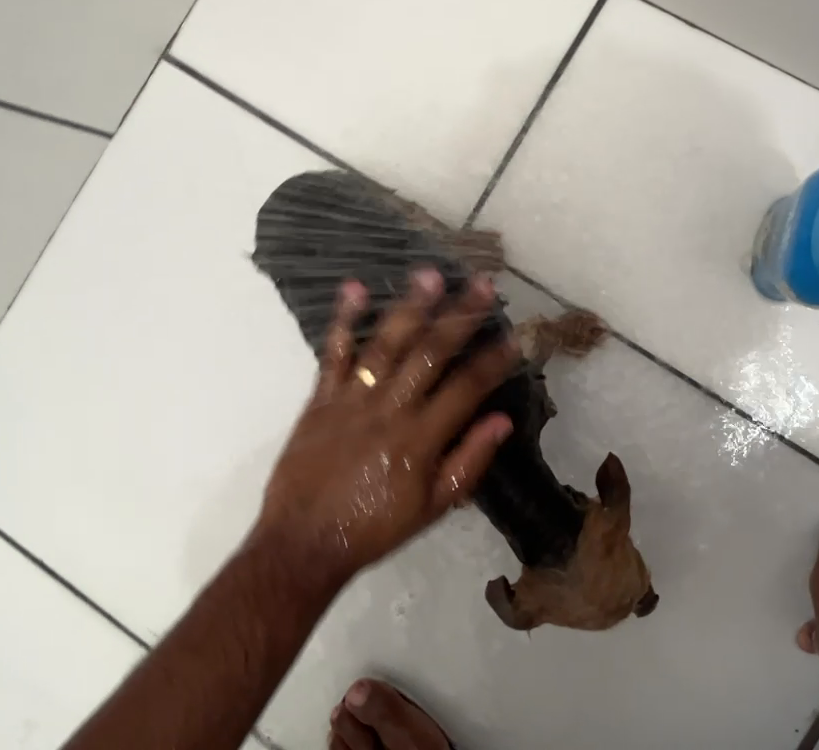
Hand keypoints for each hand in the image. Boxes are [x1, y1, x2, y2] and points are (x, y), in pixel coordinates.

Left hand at [254, 268, 518, 588]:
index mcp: (420, 439)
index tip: (515, 335)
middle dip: (460, 317)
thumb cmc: (375, 528)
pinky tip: (354, 287)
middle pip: (430, 354)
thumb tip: (503, 420)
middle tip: (483, 284)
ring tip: (429, 274)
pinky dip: (343, 321)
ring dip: (409, 308)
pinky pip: (333, 355)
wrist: (303, 544)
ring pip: (386, 345)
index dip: (493, 361)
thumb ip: (468, 461)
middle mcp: (389, 411)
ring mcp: (351, 400)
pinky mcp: (320, 399)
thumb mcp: (433, 508)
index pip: (466, 388)